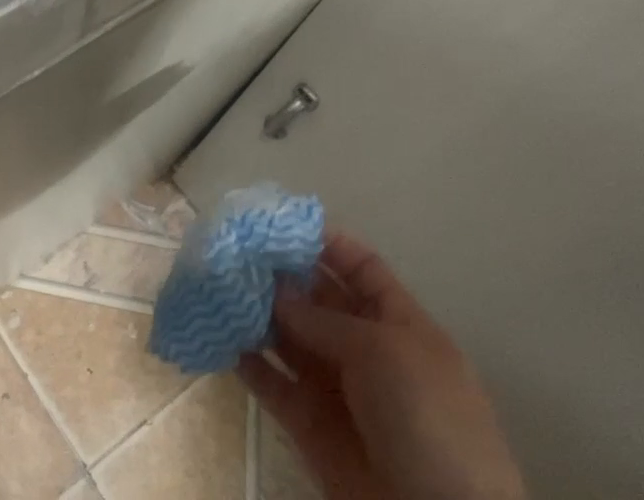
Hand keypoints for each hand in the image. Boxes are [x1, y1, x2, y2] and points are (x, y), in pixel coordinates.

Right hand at [237, 232, 524, 499]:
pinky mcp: (305, 420)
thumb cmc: (429, 419)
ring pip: (286, 335)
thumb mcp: (385, 354)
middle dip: (278, 273)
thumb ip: (325, 320)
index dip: (325, 242)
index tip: (278, 222)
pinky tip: (216, 334)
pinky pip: (269, 380)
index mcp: (398, 323)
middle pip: (315, 297)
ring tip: (214, 284)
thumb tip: (275, 292)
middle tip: (231, 249)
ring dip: (254, 311)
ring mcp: (333, 384)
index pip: (360, 267)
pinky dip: (243, 358)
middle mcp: (363, 347)